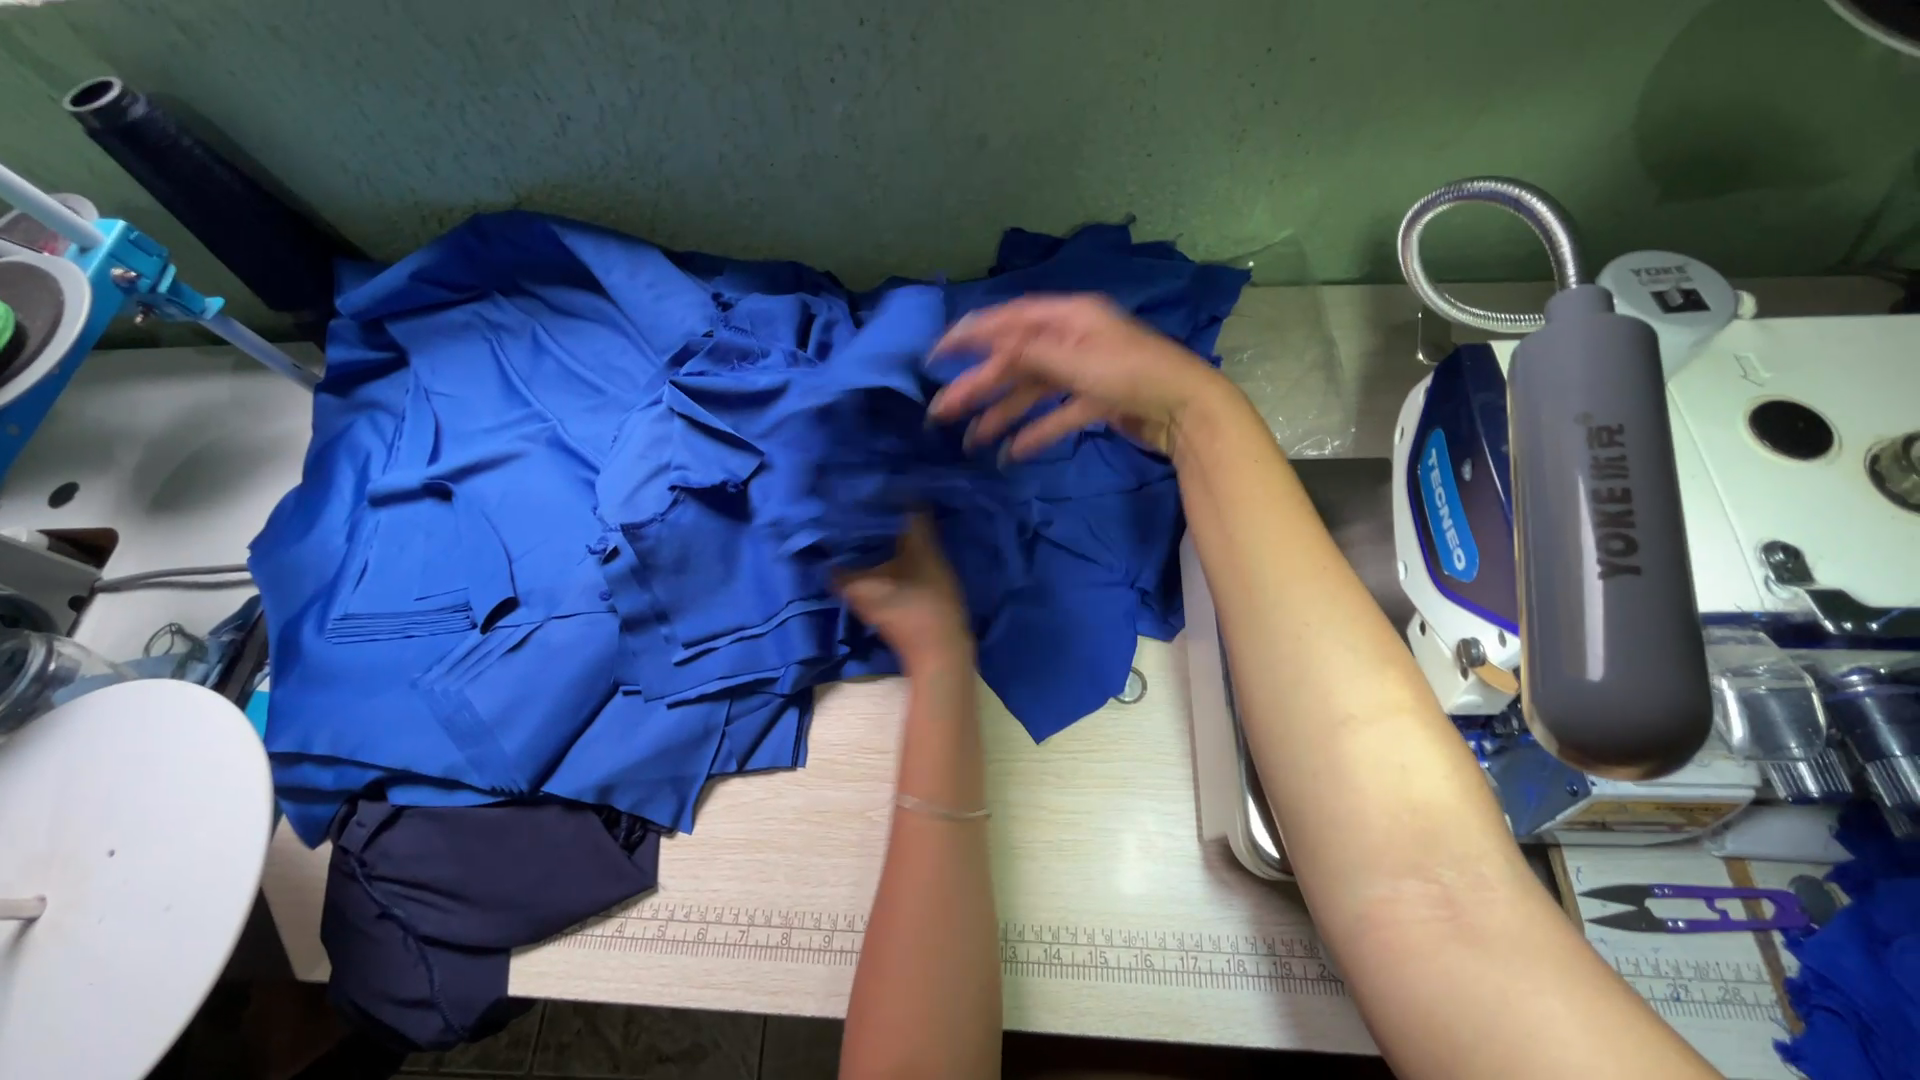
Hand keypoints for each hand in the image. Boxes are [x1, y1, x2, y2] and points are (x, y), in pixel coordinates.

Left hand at [836, 516, 973, 671]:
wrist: (942, 655)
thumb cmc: (928, 605)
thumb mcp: (926, 558)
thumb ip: (915, 526)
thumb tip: (909, 497)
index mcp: (852, 580)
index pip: (830, 547)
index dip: (835, 525)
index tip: (845, 505)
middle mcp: (851, 593)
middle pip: (847, 556)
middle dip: (856, 533)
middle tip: (869, 507)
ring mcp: (866, 603)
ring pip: (863, 567)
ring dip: (872, 548)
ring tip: (885, 521)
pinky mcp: (883, 609)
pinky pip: (876, 577)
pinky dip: (883, 563)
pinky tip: (900, 548)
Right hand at [927, 294, 1234, 459]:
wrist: (1189, 410)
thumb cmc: (1134, 375)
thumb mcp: (1079, 360)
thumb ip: (1031, 352)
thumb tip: (990, 345)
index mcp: (1069, 318)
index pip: (1010, 320)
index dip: (971, 334)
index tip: (937, 353)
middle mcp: (1073, 339)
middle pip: (1015, 361)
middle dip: (979, 386)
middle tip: (942, 412)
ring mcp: (1085, 371)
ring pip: (1032, 391)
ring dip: (1002, 414)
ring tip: (972, 440)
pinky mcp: (1096, 402)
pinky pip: (1056, 415)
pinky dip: (1035, 432)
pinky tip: (1012, 452)